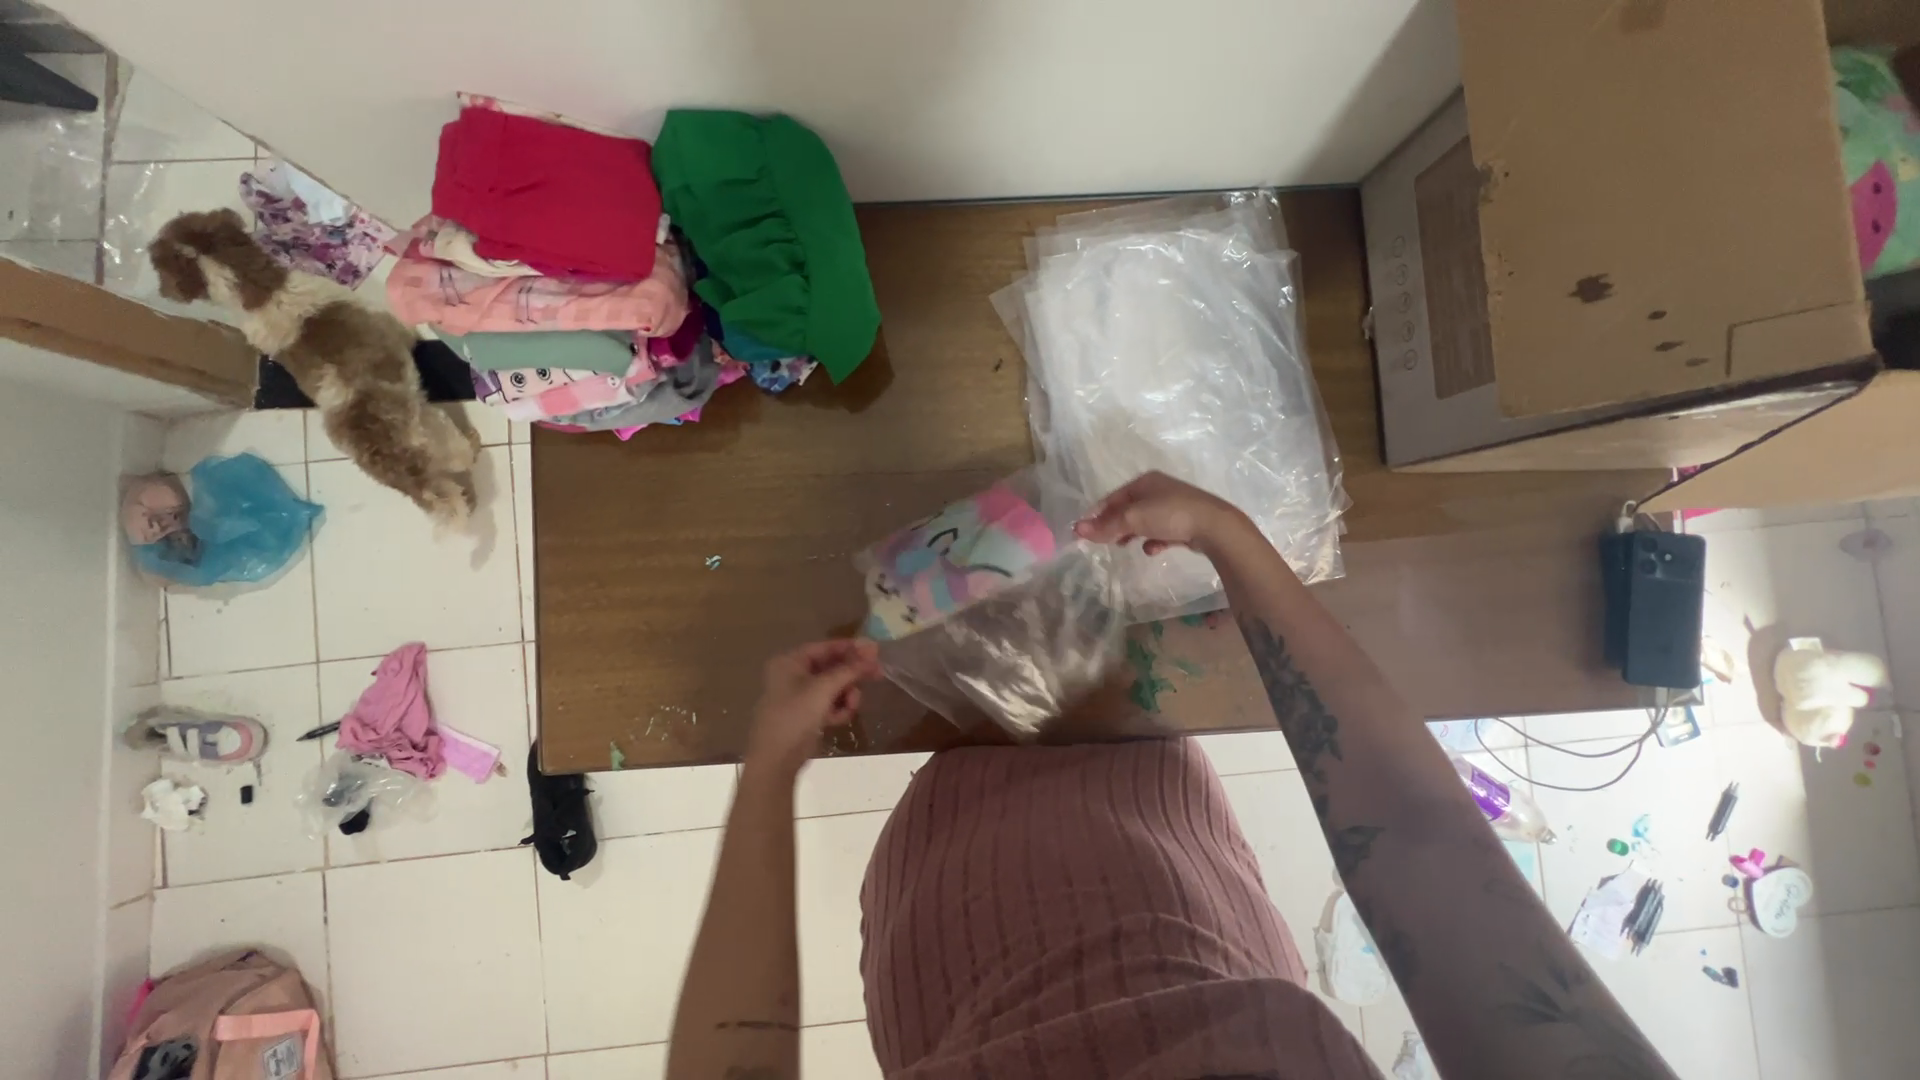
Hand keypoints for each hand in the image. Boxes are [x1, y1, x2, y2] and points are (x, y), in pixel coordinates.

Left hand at [744, 639, 880, 779]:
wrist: (776, 759)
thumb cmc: (795, 716)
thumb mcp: (823, 689)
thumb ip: (849, 670)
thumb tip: (872, 653)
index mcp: (790, 662)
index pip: (825, 647)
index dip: (850, 647)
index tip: (875, 650)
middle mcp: (793, 675)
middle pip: (831, 667)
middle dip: (852, 673)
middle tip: (878, 673)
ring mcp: (800, 696)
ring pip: (833, 687)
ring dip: (846, 695)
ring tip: (852, 705)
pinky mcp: (807, 715)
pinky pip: (829, 704)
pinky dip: (838, 709)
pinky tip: (840, 718)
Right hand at [1072, 471, 1245, 556]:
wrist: (1214, 526)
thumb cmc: (1169, 514)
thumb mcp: (1133, 519)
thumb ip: (1106, 526)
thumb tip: (1077, 530)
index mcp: (1144, 481)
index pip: (1113, 497)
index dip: (1097, 514)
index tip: (1084, 532)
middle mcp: (1159, 489)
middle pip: (1128, 509)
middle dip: (1115, 525)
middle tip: (1104, 541)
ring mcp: (1174, 505)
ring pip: (1144, 520)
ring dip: (1132, 534)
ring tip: (1124, 546)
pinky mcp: (1186, 522)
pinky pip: (1162, 531)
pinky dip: (1154, 540)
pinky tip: (1152, 550)